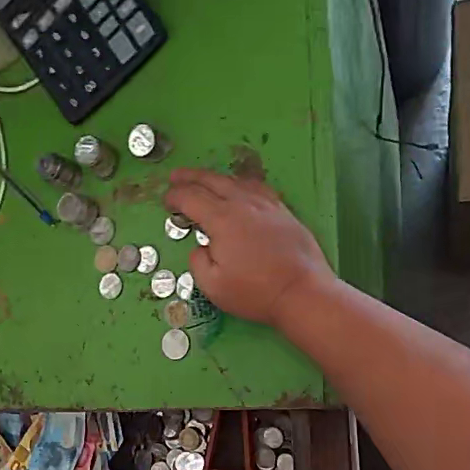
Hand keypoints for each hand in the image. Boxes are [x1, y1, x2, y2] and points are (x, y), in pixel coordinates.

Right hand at [164, 169, 335, 327]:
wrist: (302, 291)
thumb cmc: (257, 293)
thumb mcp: (214, 286)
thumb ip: (198, 262)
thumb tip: (201, 247)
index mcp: (222, 219)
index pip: (191, 198)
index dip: (174, 197)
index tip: (167, 201)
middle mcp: (244, 204)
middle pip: (212, 181)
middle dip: (190, 177)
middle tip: (176, 177)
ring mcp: (267, 205)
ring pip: (236, 182)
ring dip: (216, 178)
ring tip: (205, 181)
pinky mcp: (284, 212)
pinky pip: (258, 188)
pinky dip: (242, 184)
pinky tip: (242, 189)